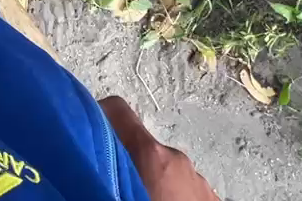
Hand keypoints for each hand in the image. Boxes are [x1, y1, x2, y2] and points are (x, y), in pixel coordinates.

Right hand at [98, 96, 219, 200]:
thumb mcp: (117, 190)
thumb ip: (107, 164)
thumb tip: (87, 151)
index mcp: (151, 153)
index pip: (117, 109)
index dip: (99, 113)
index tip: (88, 127)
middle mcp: (177, 158)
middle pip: (145, 145)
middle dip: (132, 159)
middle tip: (121, 181)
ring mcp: (200, 180)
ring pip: (168, 168)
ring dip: (156, 179)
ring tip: (146, 196)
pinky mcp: (214, 197)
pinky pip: (188, 185)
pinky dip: (175, 192)